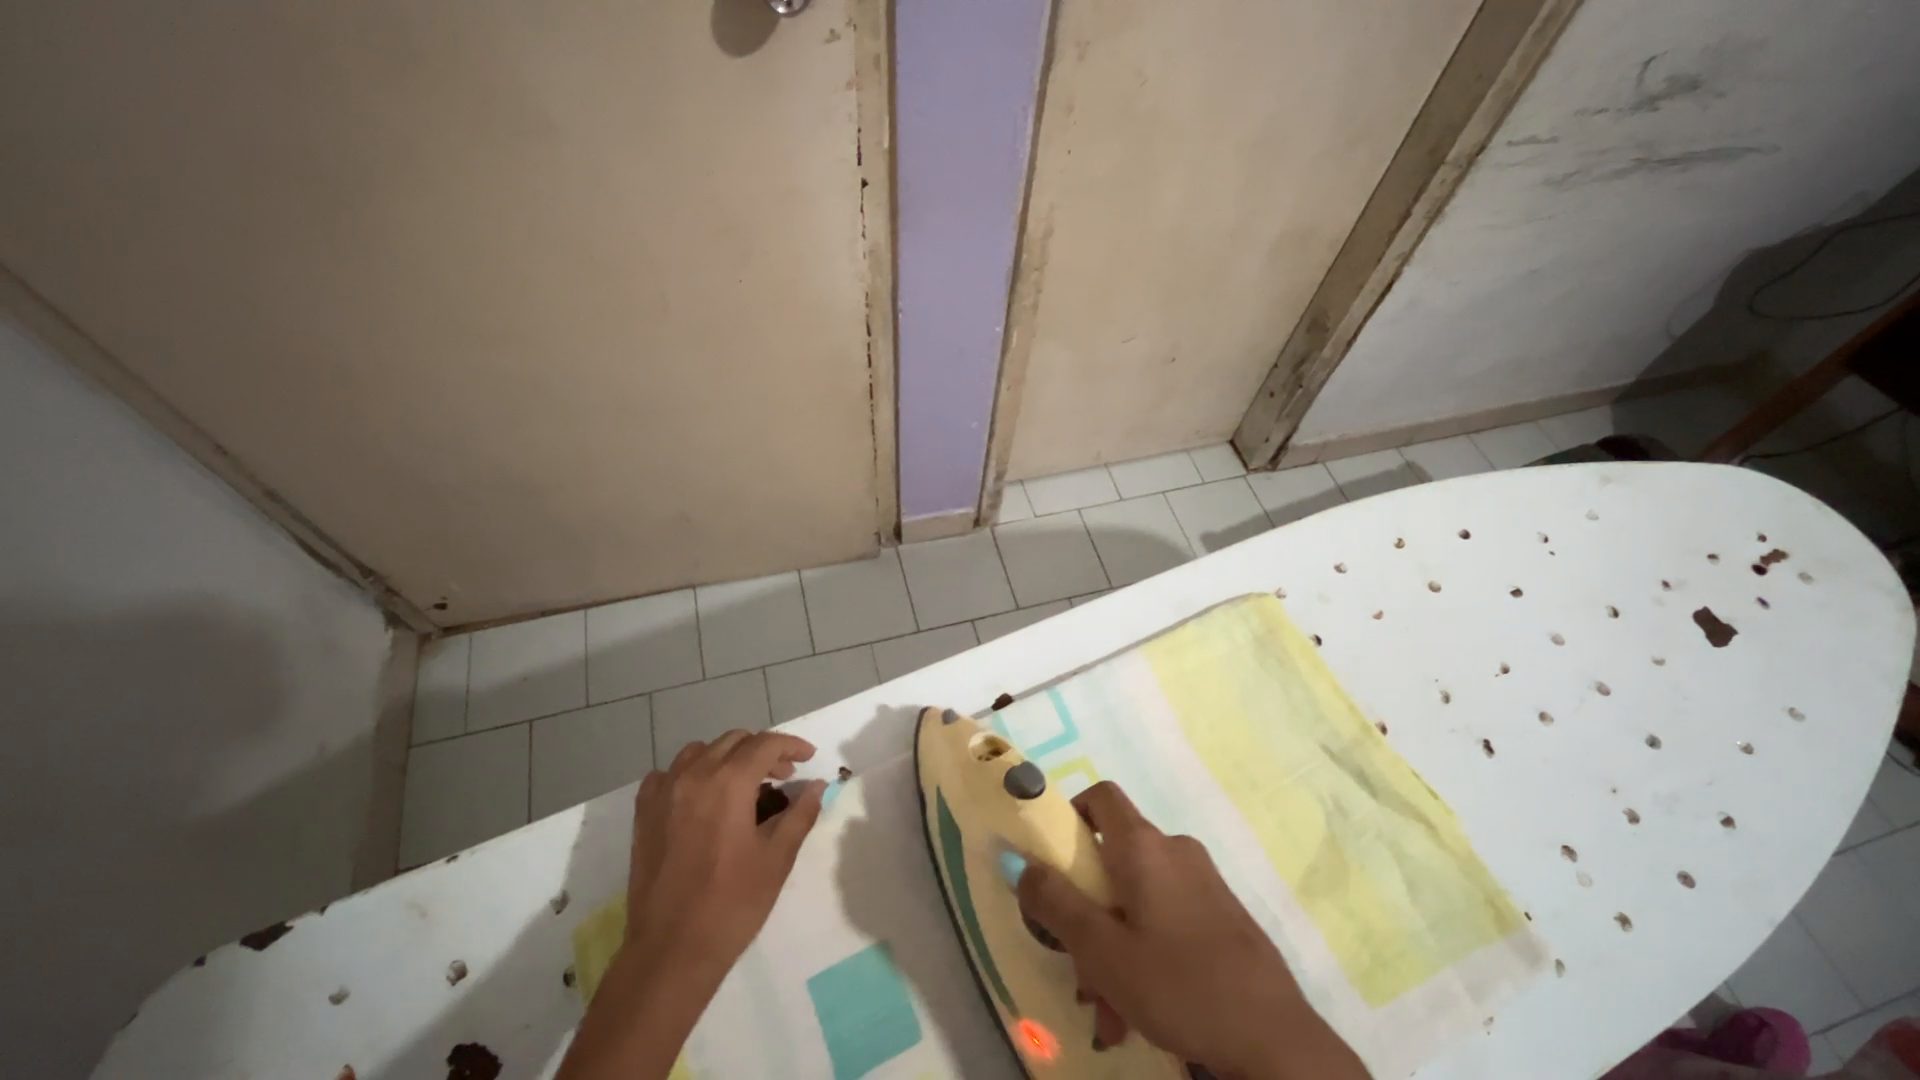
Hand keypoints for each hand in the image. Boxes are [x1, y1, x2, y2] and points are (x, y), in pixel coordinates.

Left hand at [623, 730, 825, 976]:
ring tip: (745, 786)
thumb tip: (817, 786)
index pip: (765, 744)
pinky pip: (668, 775)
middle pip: (733, 742)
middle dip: (763, 752)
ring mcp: (662, 793)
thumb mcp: (777, 859)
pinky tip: (703, 799)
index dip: (792, 746)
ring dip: (728, 759)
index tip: (810, 758)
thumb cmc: (733, 905)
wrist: (671, 949)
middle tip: (784, 777)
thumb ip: (800, 814)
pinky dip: (691, 774)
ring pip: (700, 752)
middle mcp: (692, 776)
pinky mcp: (643, 814)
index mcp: (728, 783)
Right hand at [1017, 782, 1368, 1079]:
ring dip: (1113, 945)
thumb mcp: (1100, 949)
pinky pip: (1167, 919)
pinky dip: (1145, 952)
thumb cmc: (1177, 983)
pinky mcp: (1223, 916)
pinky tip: (1141, 1009)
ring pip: (1138, 899)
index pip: (1100, 796)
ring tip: (1107, 1008)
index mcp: (1144, 846)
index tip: (1052, 863)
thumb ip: (1054, 901)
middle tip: (1076, 966)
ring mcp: (1205, 883)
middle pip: (1114, 860)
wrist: (1273, 1038)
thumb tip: (1019, 861)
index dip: (1069, 816)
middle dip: (1087, 910)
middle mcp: (1176, 851)